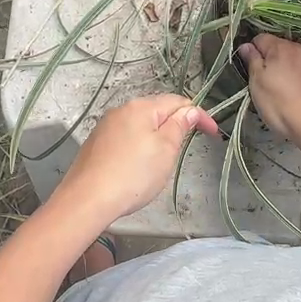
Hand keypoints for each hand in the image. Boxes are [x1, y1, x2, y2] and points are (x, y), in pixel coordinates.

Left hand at [52, 94, 220, 224]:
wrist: (86, 200)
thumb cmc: (132, 175)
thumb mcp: (165, 150)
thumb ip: (179, 126)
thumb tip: (188, 111)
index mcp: (140, 107)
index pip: (178, 101)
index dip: (199, 115)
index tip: (214, 133)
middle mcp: (121, 110)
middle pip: (157, 111)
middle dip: (176, 125)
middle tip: (186, 149)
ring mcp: (106, 127)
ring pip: (141, 125)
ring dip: (157, 137)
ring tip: (162, 162)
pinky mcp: (96, 144)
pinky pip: (126, 138)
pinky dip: (139, 147)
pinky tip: (138, 168)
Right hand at [237, 34, 300, 148]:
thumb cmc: (283, 106)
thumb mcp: (258, 84)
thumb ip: (252, 61)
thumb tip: (246, 45)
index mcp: (282, 47)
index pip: (260, 38)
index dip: (252, 52)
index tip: (251, 70)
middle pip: (280, 46)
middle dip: (272, 60)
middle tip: (268, 84)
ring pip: (296, 57)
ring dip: (289, 67)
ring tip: (287, 91)